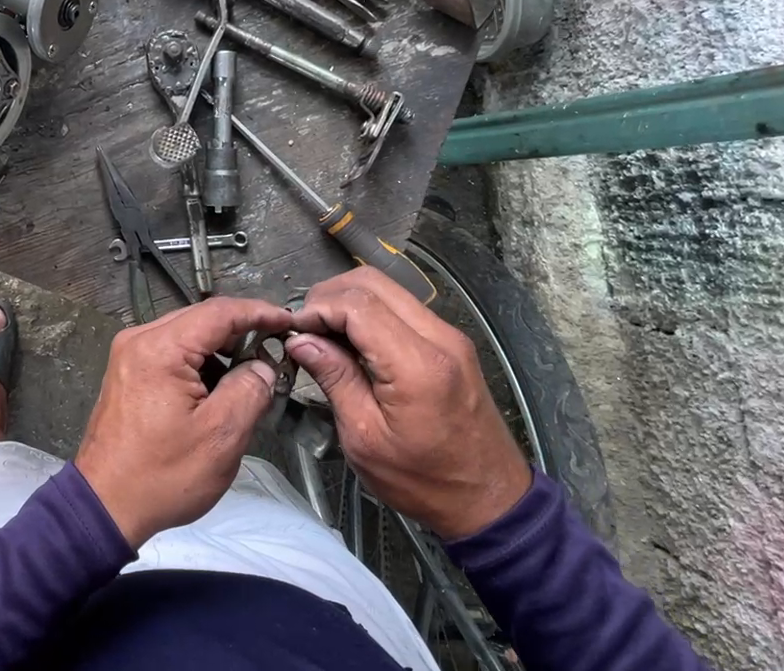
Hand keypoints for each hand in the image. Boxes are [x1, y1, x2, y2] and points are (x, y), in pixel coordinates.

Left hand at [75, 297, 293, 546]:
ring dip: (220, 349)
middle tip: (277, 349)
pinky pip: (171, 352)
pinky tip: (220, 386)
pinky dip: (199, 362)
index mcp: (159, 348)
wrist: (105, 504)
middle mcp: (138, 340)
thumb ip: (249, 390)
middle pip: (200, 319)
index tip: (288, 320)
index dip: (258, 312)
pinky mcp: (127, 372)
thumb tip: (263, 367)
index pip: (218, 312)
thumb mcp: (220, 436)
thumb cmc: (161, 474)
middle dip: (241, 331)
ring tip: (253, 372)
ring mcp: (129, 355)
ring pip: (186, 335)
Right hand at [286, 267, 531, 538]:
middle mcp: (439, 338)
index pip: (358, 304)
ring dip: (347, 300)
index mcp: (418, 365)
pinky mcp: (450, 343)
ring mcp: (449, 336)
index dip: (317, 309)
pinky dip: (367, 310)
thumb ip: (334, 378)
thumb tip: (300, 340)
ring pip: (386, 288)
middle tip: (304, 328)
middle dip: (328, 296)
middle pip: (372, 282)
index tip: (292, 330)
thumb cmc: (424, 480)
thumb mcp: (364, 438)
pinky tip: (349, 339)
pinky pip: (400, 306)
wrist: (491, 502)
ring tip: (322, 333)